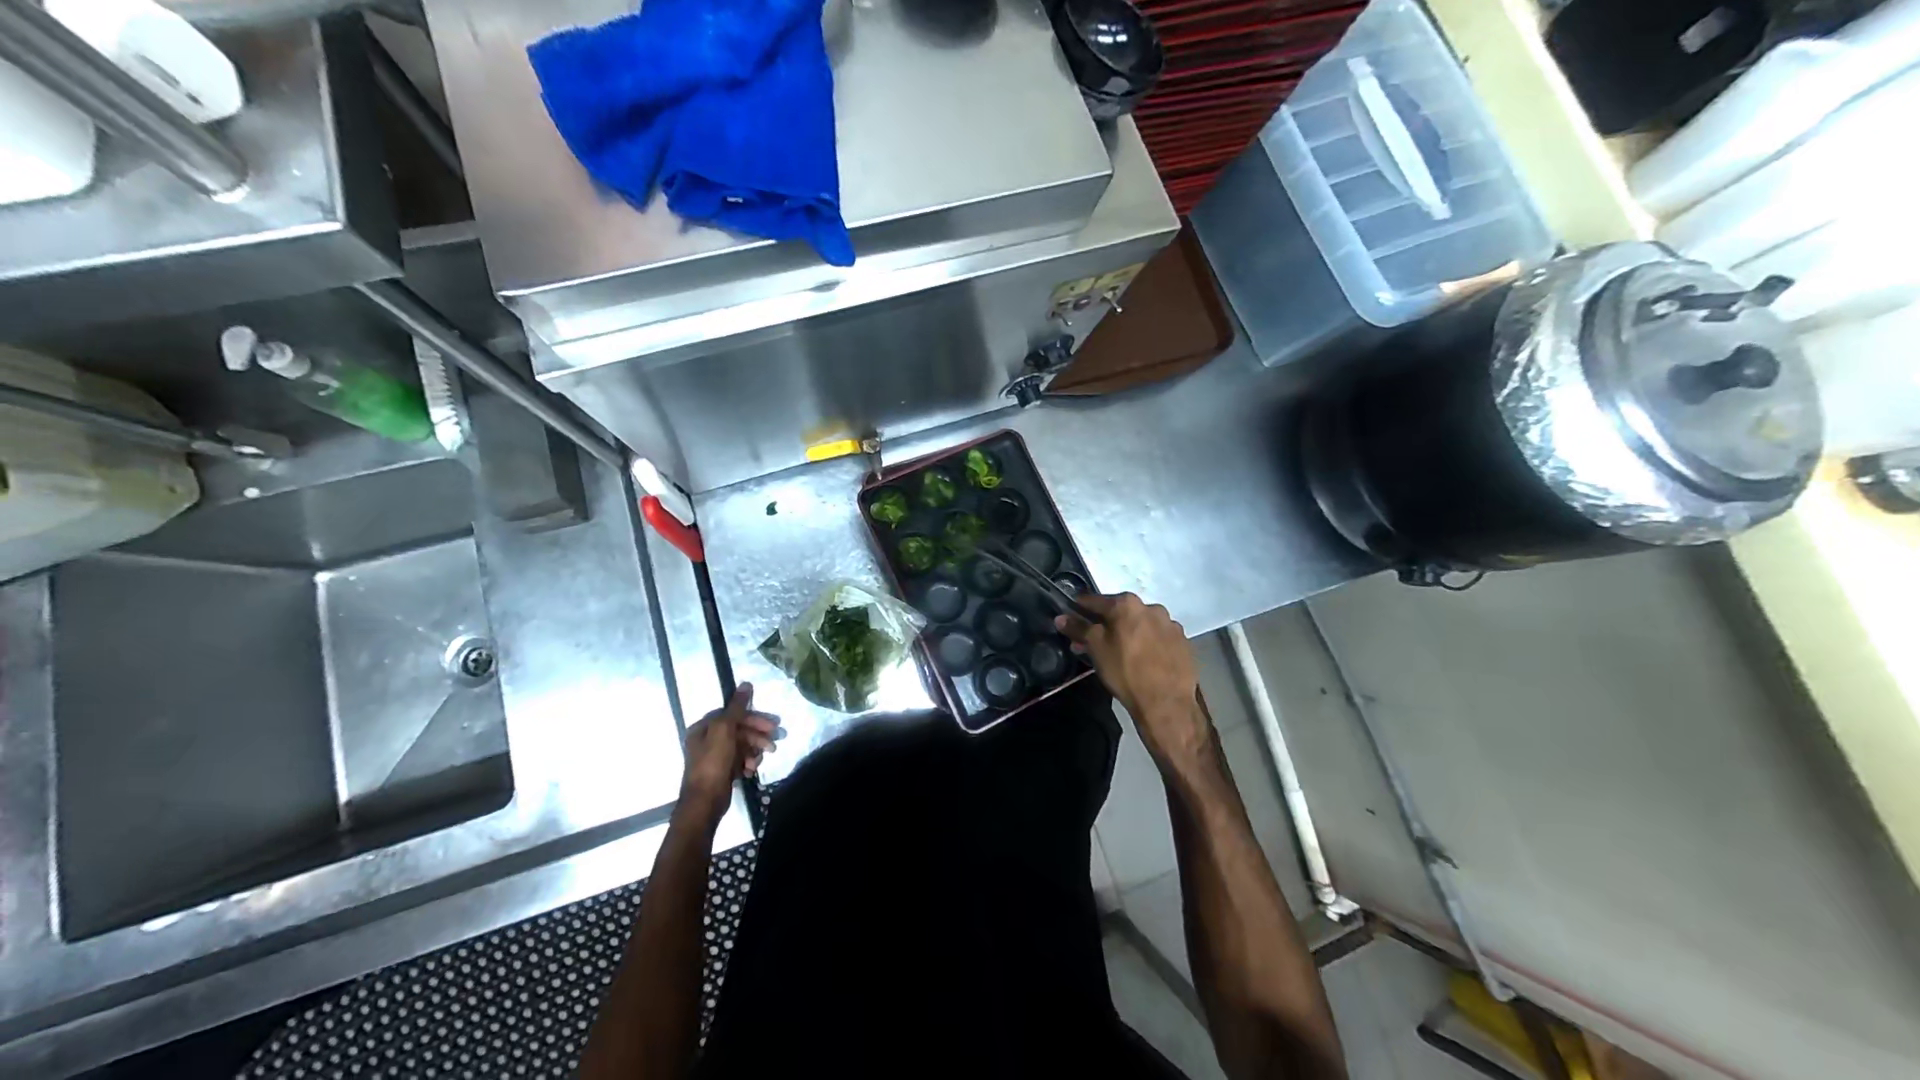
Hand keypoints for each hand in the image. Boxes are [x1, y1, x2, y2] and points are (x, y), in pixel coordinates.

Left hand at [680, 684, 778, 822]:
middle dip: (757, 737)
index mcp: (704, 727)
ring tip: (759, 761)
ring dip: (754, 751)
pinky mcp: (722, 771)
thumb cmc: (713, 763)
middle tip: (773, 745)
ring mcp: (715, 756)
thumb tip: (746, 684)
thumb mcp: (724, 730)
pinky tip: (751, 770)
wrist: (705, 802)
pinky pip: (739, 760)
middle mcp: (707, 739)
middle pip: (739, 730)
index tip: (772, 726)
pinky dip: (747, 763)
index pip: (733, 715)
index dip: (754, 719)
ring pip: (741, 746)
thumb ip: (736, 707)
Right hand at [1056, 594, 1208, 768]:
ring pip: (1141, 624)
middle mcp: (1151, 607)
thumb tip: (1062, 618)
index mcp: (1127, 604)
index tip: (1072, 620)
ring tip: (1120, 654)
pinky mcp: (1183, 642)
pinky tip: (1143, 660)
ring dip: (1128, 633)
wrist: (1166, 702)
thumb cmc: (1125, 672)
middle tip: (1093, 644)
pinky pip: (1158, 637)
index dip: (1080, 610)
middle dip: (1105, 625)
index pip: (1095, 601)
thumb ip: (1078, 628)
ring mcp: (1170, 624)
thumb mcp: (1096, 649)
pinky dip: (1147, 644)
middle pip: (1120, 612)